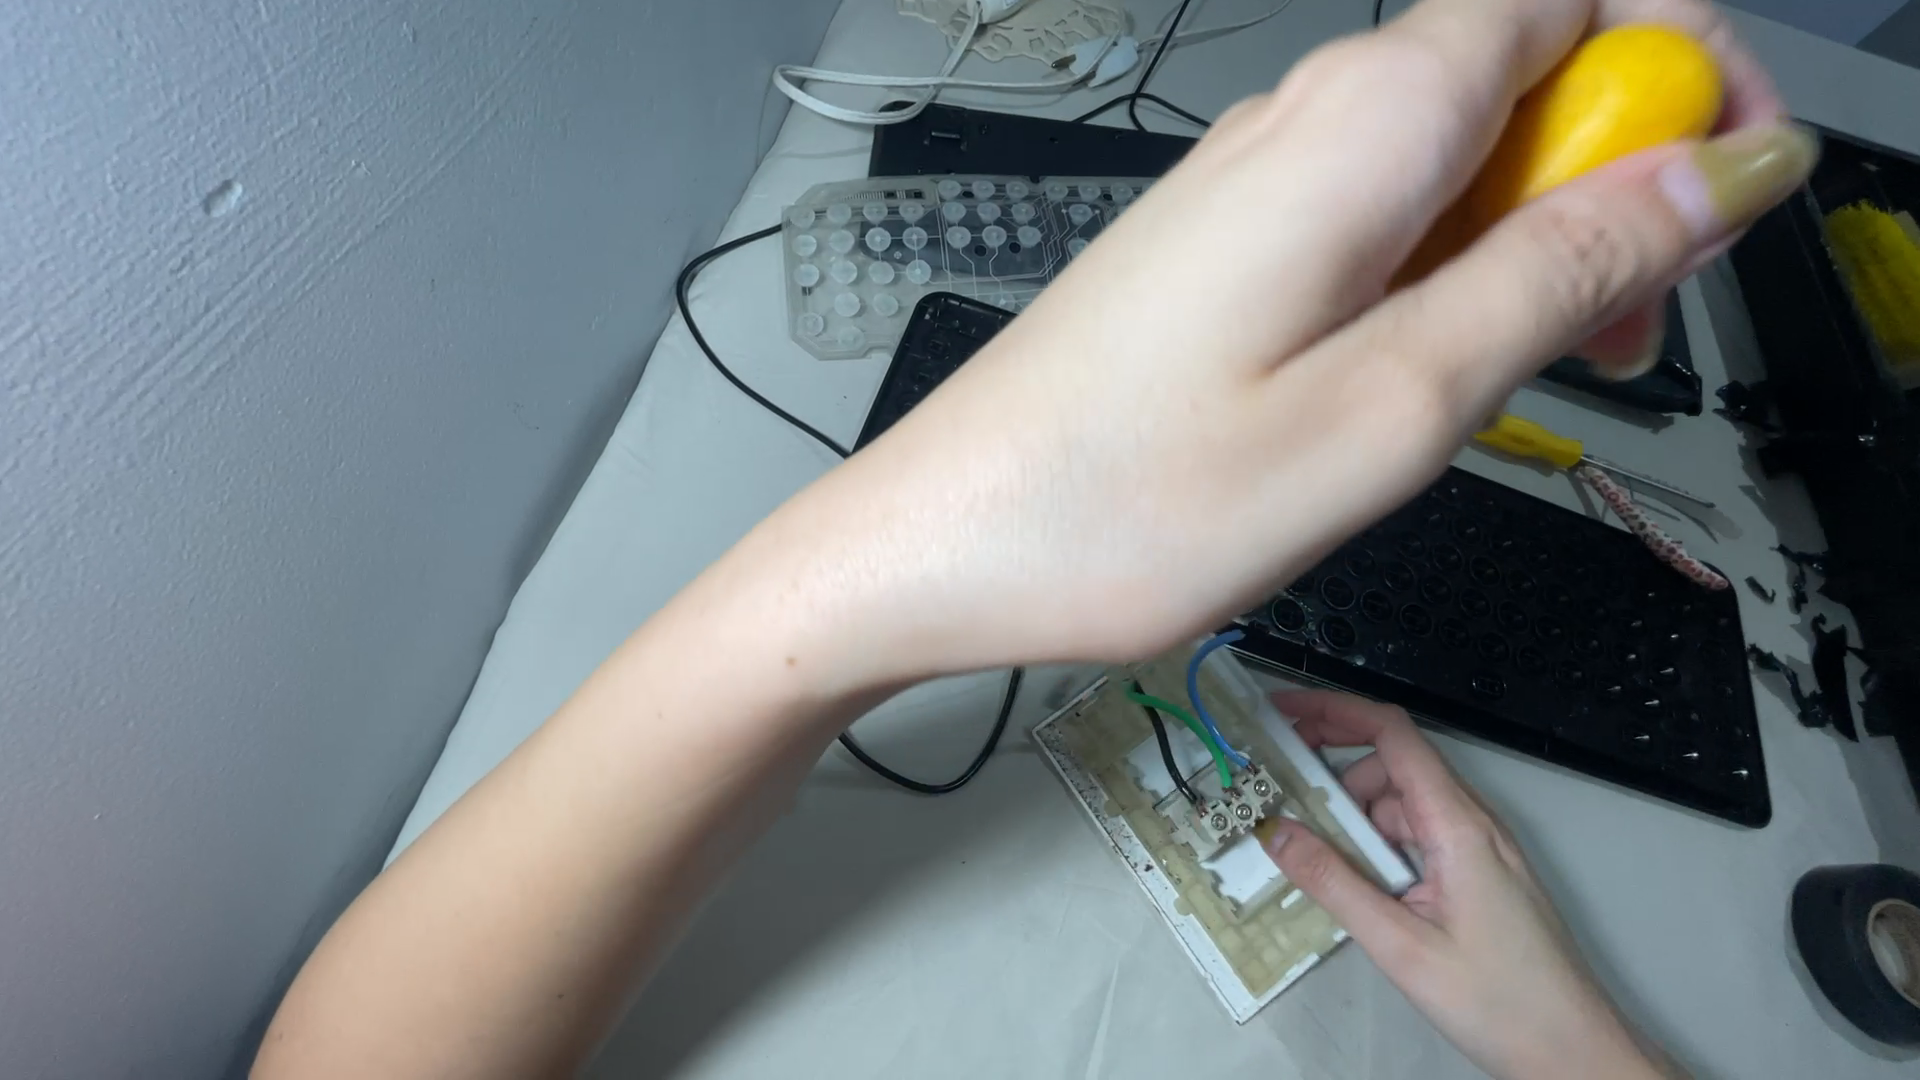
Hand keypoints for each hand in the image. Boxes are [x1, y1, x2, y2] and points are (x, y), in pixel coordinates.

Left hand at [737, 0, 1807, 690]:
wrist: (942, 545)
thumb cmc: (1127, 507)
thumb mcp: (1380, 413)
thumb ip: (1549, 280)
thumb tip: (1705, 177)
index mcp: (1349, 131)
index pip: (1573, 2)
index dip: (1673, 86)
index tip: (1700, 223)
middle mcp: (1273, 142)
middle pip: (1496, 94)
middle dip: (1584, 200)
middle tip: (1589, 350)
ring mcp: (1212, 212)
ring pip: (1410, 186)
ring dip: (1482, 270)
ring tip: (1456, 404)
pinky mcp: (1177, 279)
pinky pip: (1327, 251)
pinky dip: (1386, 306)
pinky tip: (1352, 402)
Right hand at [1262, 691, 1669, 1079]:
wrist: (1584, 1062)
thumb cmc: (1502, 1004)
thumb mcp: (1401, 946)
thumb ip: (1333, 883)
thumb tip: (1271, 830)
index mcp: (1455, 823)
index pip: (1392, 732)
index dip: (1333, 708)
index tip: (1282, 710)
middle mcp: (1467, 820)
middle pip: (1390, 758)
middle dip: (1330, 755)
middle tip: (1279, 774)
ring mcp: (1473, 844)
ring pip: (1397, 796)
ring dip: (1349, 805)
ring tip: (1310, 840)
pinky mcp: (1472, 869)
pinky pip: (1410, 829)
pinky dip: (1371, 834)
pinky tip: (1350, 870)